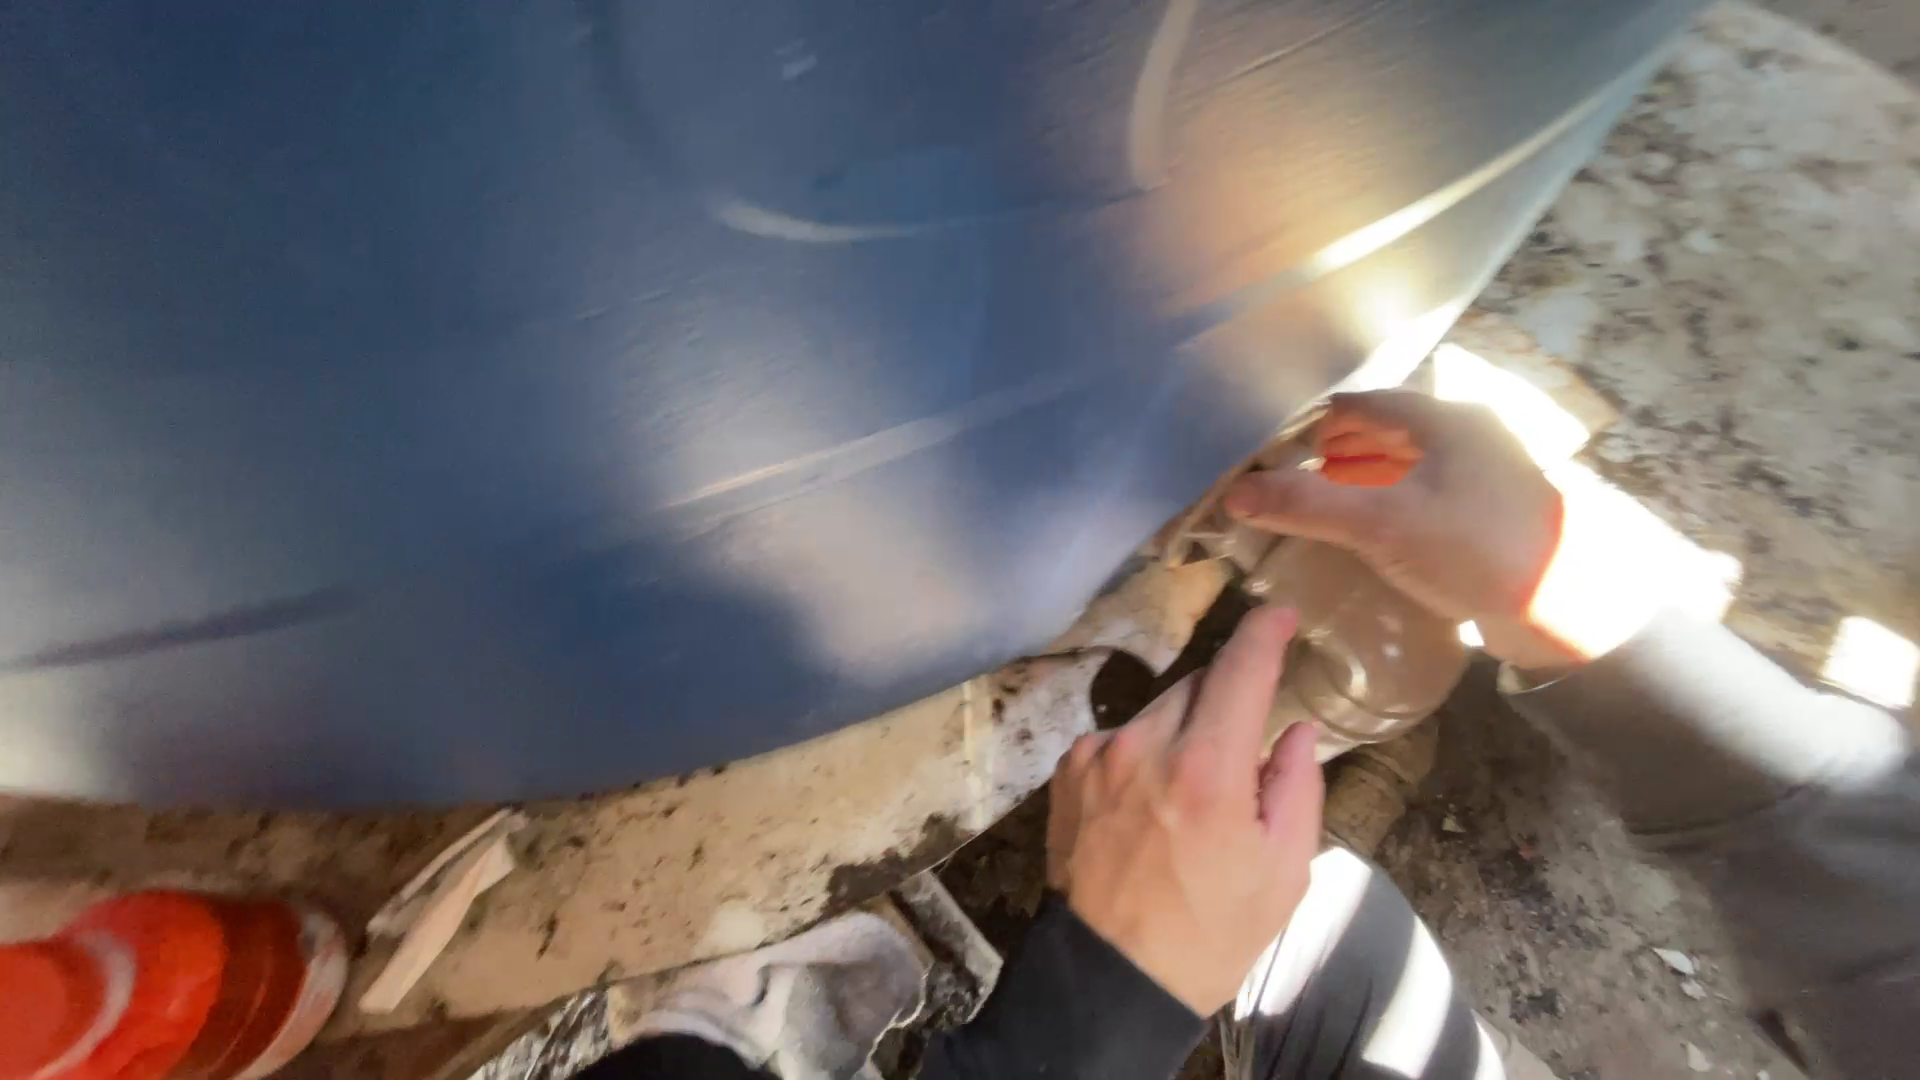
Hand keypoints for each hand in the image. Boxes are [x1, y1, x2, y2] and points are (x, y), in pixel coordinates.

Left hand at [1045, 606, 1323, 1015]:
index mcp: (1205, 770)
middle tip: (1239, 750)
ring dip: (1182, 728)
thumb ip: (1295, 786)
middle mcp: (1143, 744)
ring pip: (1156, 709)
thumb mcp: (1282, 872)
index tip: (1279, 612)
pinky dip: (1143, 749)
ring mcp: (1096, 752)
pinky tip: (1147, 799)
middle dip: (1225, 700)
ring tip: (1189, 791)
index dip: (1262, 635)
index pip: (1239, 674)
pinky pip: (1119, 735)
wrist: (1110, 974)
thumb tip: (1292, 728)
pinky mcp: (1068, 766)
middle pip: (1196, 686)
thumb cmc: (1210, 931)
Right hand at [1221, 391, 1647, 669]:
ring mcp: (1484, 473)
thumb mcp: (1380, 524)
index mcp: (1444, 420)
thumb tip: (1234, 493)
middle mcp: (1467, 434)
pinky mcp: (1491, 511)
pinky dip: (1387, 501)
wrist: (1576, 611)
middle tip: (1291, 482)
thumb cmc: (1475, 548)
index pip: (1360, 404)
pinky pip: (1423, 492)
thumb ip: (1305, 504)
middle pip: (1382, 430)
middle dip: (1332, 452)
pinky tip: (1370, 530)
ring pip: (1404, 462)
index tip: (1275, 455)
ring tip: (1322, 505)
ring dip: (1359, 477)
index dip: (1312, 425)